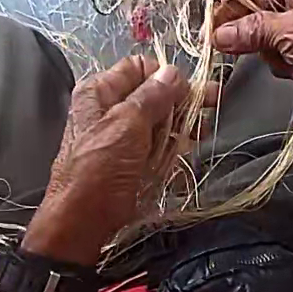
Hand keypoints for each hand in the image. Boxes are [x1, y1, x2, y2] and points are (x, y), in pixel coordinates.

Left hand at [24, 55, 187, 262]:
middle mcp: (106, 109)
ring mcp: (119, 136)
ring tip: (201, 130)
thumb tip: (172, 73)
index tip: (191, 89)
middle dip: (181, 99)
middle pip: (151, 94)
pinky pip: (154, 144)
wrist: (81, 223)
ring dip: (181, 123)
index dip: (165, 75)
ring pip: (156, 120)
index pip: (138, 68)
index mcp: (97, 92)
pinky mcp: (128, 160)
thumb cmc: (98, 171)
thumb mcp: (126, 126)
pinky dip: (172, 144)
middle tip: (211, 104)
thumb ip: (151, 97)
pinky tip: (188, 146)